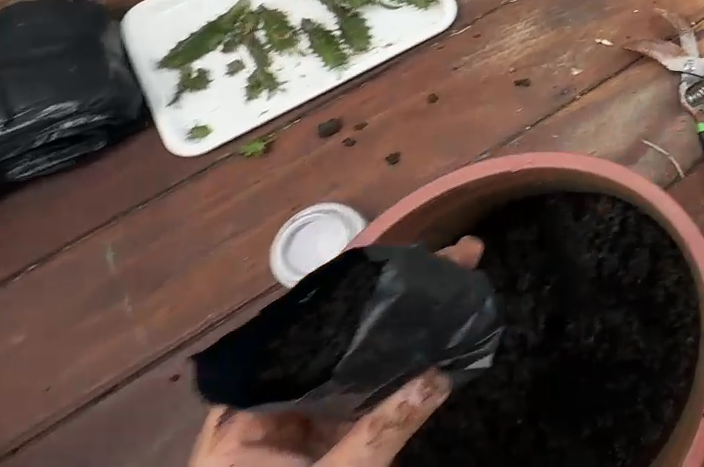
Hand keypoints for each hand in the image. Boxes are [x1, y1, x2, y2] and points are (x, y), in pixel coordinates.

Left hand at [188, 236, 483, 466]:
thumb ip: (378, 435)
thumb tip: (440, 375)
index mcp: (245, 415)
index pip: (306, 330)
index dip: (360, 288)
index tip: (411, 256)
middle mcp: (273, 407)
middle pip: (339, 337)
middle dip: (398, 297)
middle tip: (456, 258)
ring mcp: (301, 428)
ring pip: (357, 364)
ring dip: (406, 328)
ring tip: (457, 283)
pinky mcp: (328, 447)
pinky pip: (367, 396)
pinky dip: (403, 370)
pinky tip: (441, 344)